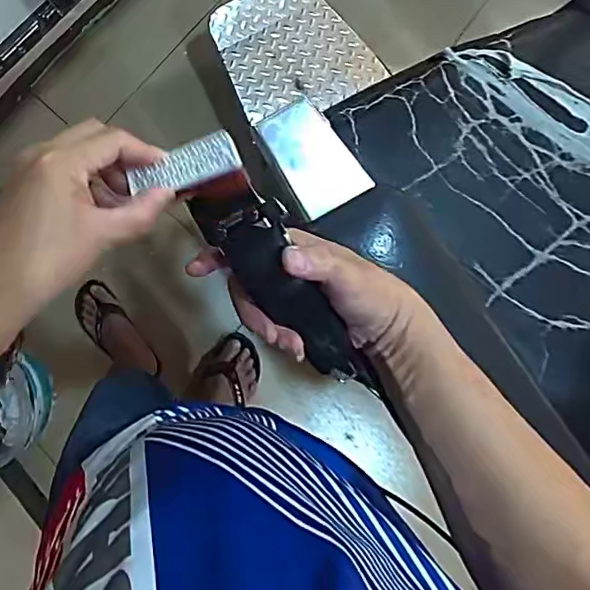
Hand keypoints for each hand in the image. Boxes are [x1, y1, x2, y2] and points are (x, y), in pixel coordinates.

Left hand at [0, 121, 174, 356]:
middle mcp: (41, 151)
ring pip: (77, 146)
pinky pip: (60, 161)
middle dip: (124, 154)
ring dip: (104, 164)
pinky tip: (95, 203)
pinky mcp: (20, 179)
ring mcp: (26, 164)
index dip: (145, 152)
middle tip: (145, 180)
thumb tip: (168, 193)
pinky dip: (83, 172)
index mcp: (60, 160)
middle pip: (94, 134)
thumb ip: (140, 211)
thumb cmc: (49, 263)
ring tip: (122, 198)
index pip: (113, 140)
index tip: (167, 169)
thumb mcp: (102, 236)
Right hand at [187, 228, 431, 365]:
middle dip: (252, 310)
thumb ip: (319, 263)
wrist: (391, 332)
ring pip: (256, 305)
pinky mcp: (293, 315)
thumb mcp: (349, 275)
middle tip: (271, 333)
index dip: (221, 252)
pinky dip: (276, 336)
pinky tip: (295, 347)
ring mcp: (288, 291)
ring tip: (291, 344)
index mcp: (294, 247)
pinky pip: (270, 323)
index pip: (250, 242)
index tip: (198, 267)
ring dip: (265, 327)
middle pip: (246, 282)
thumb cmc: (373, 293)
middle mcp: (286, 266)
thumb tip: (287, 256)